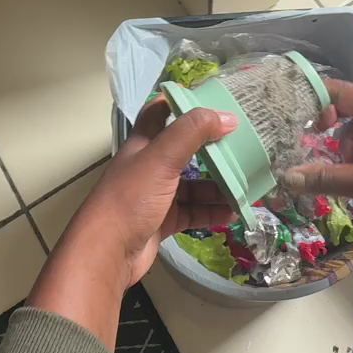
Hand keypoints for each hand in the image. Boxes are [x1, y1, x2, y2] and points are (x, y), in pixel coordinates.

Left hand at [27, 99, 234, 347]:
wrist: (107, 252)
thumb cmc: (132, 197)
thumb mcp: (162, 157)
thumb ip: (192, 132)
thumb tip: (227, 117)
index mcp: (143, 143)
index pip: (158, 112)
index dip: (179, 103)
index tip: (208, 100)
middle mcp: (148, 166)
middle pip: (183, 151)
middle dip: (210, 149)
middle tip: (240, 147)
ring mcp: (155, 195)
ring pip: (191, 185)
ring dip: (217, 185)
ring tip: (245, 185)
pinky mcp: (162, 221)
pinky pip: (192, 212)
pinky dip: (211, 211)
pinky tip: (232, 212)